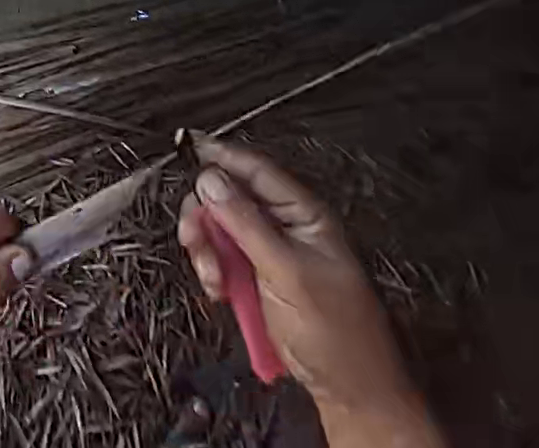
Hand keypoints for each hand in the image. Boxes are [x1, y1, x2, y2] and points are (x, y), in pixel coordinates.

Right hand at [178, 139, 440, 445]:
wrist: (350, 392)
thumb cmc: (339, 334)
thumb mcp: (287, 271)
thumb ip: (246, 222)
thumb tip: (211, 179)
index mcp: (302, 213)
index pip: (255, 168)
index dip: (221, 155)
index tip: (189, 146)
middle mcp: (282, 224)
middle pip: (228, 195)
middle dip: (206, 215)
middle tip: (196, 236)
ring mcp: (267, 249)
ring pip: (217, 226)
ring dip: (207, 248)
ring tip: (214, 276)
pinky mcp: (254, 273)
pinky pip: (219, 255)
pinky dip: (211, 268)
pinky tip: (220, 289)